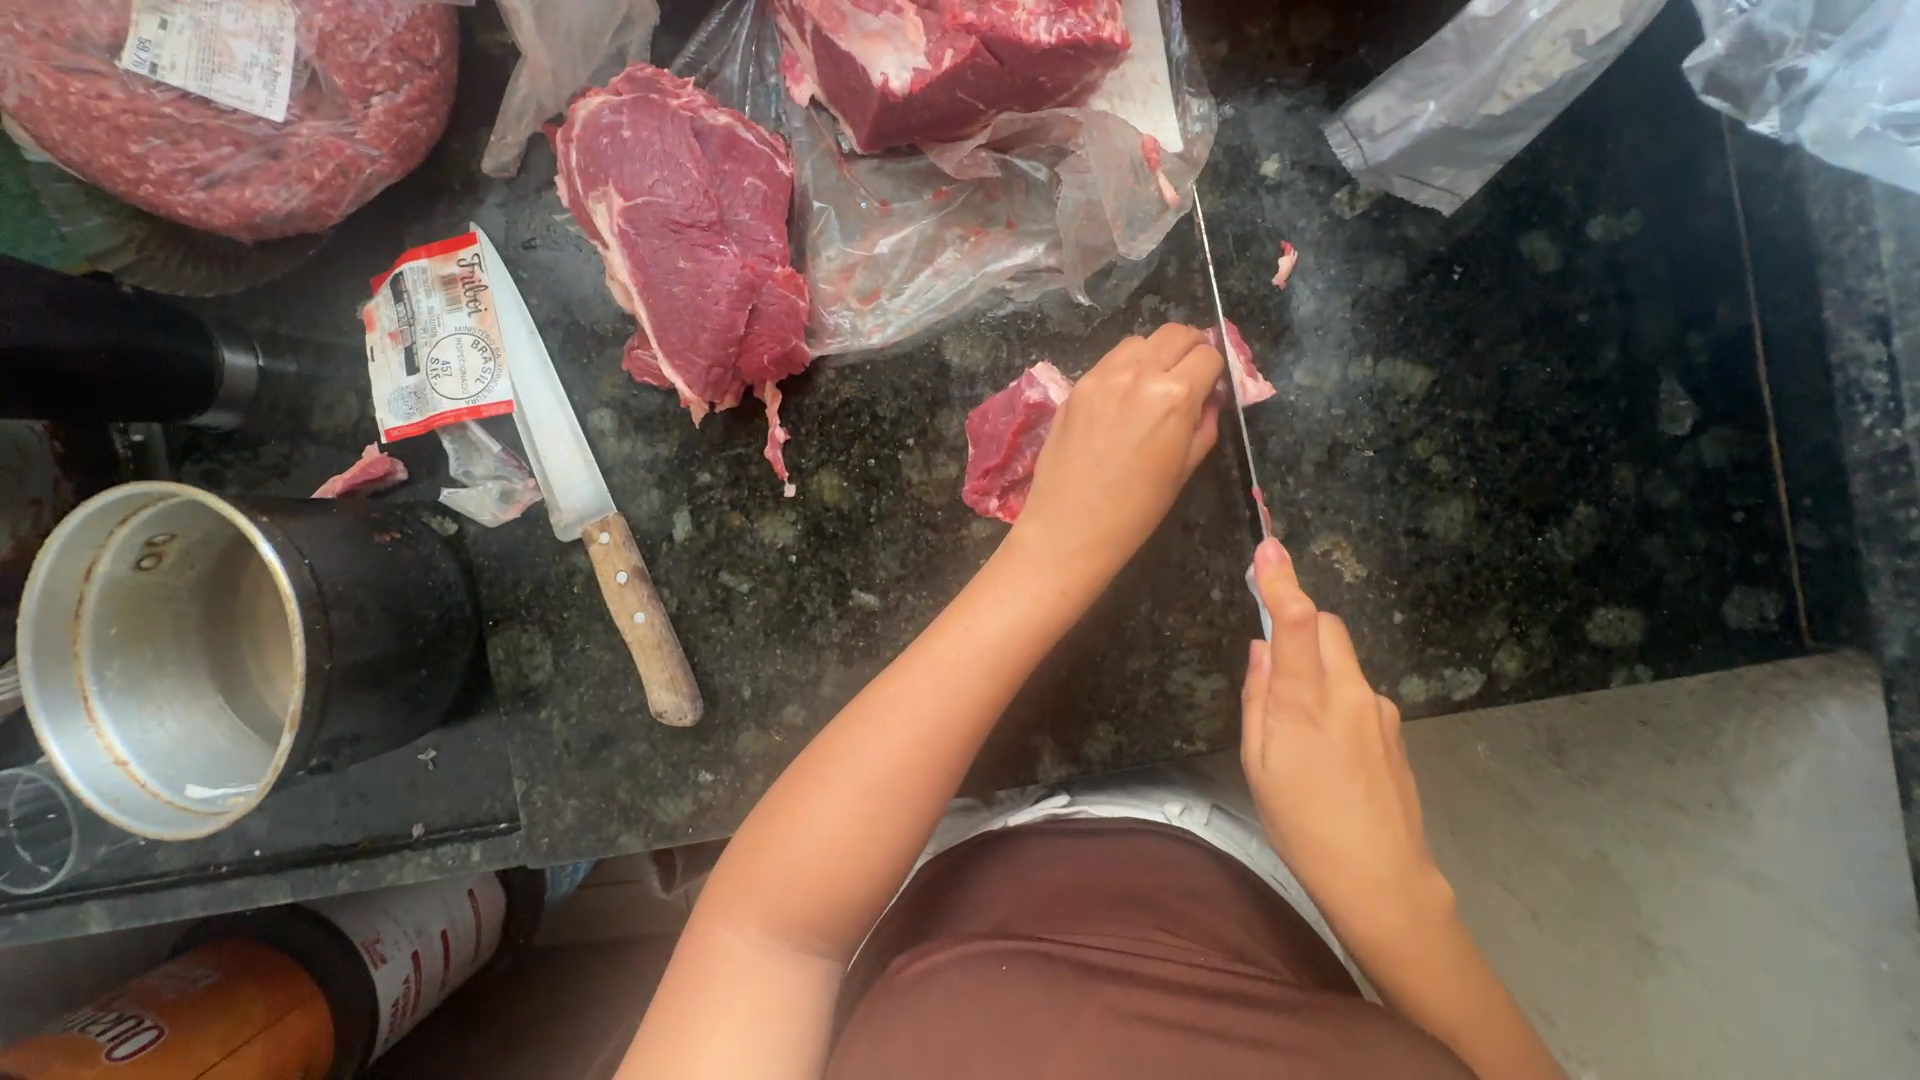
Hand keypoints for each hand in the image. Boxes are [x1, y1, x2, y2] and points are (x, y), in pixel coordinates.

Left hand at [1011, 323, 1222, 575]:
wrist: (1071, 526)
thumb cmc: (1136, 509)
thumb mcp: (1186, 467)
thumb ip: (1204, 422)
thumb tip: (1210, 397)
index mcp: (1175, 395)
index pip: (1208, 354)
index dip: (1215, 368)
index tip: (1211, 384)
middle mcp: (1139, 373)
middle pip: (1175, 333)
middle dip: (1189, 348)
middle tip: (1188, 376)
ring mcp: (1101, 376)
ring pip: (1139, 341)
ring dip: (1154, 354)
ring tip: (1153, 386)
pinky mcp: (1076, 386)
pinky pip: (1108, 361)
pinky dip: (1124, 368)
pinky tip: (1121, 399)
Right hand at [1240, 538, 1452, 946]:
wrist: (1382, 879)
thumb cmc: (1302, 824)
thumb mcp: (1258, 764)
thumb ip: (1257, 697)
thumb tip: (1261, 647)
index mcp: (1307, 703)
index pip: (1297, 623)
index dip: (1281, 580)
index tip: (1268, 546)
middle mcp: (1351, 694)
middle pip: (1328, 626)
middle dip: (1300, 618)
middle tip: (1271, 647)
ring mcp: (1380, 711)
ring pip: (1342, 658)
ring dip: (1316, 662)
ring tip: (1294, 722)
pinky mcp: (1394, 729)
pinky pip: (1356, 690)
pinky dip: (1333, 692)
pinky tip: (1324, 746)